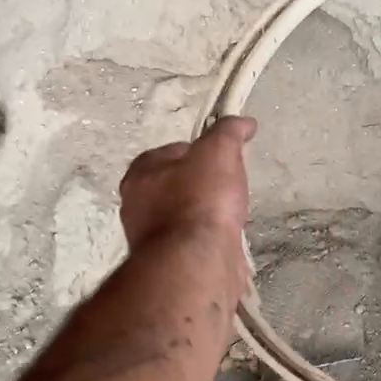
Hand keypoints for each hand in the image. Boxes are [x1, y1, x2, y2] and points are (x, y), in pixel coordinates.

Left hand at [119, 116, 256, 252]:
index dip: (201, 149)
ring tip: (232, 208)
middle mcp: (137, 202)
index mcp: (142, 172)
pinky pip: (191, 236)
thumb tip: (243, 122)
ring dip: (205, 208)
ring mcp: (151, 234)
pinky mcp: (169, 258)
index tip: (226, 156)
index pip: (171, 151)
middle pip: (175, 182)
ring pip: (183, 210)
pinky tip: (226, 232)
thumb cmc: (202, 198)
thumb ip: (229, 132)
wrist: (196, 258)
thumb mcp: (219, 151)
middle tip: (230, 181)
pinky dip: (208, 232)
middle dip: (202, 181)